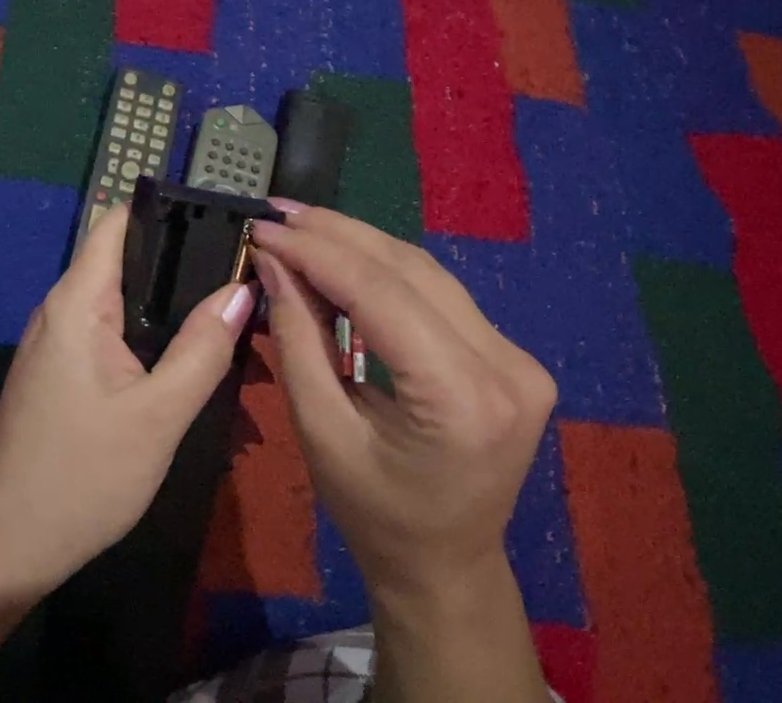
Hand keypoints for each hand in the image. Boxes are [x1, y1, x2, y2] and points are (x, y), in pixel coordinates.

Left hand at [0, 205, 253, 600]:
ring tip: (235, 324)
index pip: (118, 224)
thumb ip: (201, 349)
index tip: (226, 221)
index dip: (169, 211)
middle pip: (126, 263)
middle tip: (249, 282)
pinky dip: (151, 342)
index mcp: (76, 303)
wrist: (7, 544)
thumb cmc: (82, 478)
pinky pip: (110, 338)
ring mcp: (56, 344)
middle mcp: (60, 310)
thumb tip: (242, 290)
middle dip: (185, 269)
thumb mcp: (157, 416)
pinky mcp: (60, 374)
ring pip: (122, 307)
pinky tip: (191, 362)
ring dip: (173, 313)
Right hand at [251, 205, 555, 599]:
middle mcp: (506, 366)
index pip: (382, 295)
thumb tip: (273, 264)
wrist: (444, 565)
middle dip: (337, 235)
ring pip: (428, 273)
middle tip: (276, 215)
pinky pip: (439, 295)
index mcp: (462, 398)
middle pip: (411, 271)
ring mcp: (518, 358)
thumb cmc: (373, 514)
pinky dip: (385, 271)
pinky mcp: (511, 356)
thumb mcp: (320, 432)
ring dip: (360, 244)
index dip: (316, 253)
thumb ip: (298, 340)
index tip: (262, 230)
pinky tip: (342, 257)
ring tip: (301, 227)